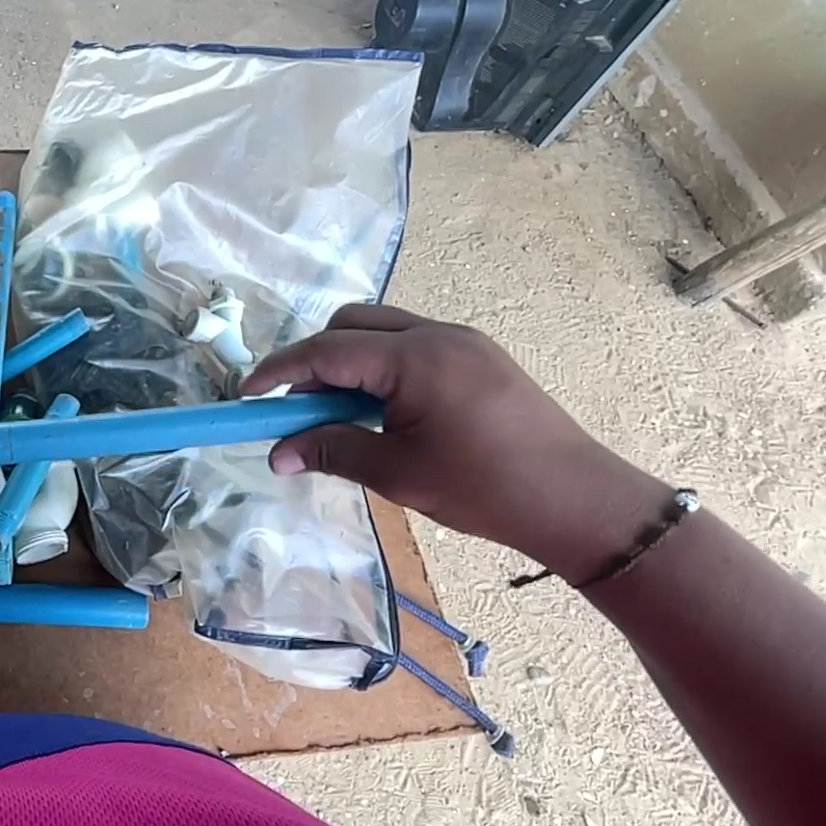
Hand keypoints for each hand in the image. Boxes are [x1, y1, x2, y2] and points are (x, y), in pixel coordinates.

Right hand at [240, 305, 671, 583]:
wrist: (578, 501)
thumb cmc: (483, 488)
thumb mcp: (395, 472)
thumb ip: (330, 451)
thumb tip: (275, 455)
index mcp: (415, 358)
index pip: (327, 350)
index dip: (279, 371)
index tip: (247, 394)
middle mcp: (438, 335)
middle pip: (351, 324)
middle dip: (312, 360)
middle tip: (297, 408)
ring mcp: (462, 342)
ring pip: (380, 330)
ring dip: (346, 362)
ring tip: (338, 414)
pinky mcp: (476, 357)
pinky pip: (408, 345)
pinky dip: (377, 368)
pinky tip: (379, 410)